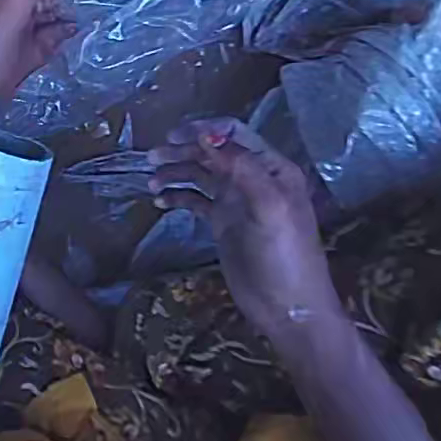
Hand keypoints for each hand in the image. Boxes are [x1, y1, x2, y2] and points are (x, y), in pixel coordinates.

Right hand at [148, 118, 345, 343]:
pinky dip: (177, 195)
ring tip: (153, 182)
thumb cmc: (284, 256)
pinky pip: (195, 200)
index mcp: (271, 168)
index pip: (233, 134)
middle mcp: (252, 178)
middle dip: (182, 150)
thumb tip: (206, 135)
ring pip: (200, 174)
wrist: (288, 310)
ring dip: (175, 171)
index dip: (203, 130)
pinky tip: (160, 201)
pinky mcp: (223, 222)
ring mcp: (236, 201)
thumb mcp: (268, 206)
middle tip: (152, 158)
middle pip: (212, 151)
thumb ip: (239, 166)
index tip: (173, 137)